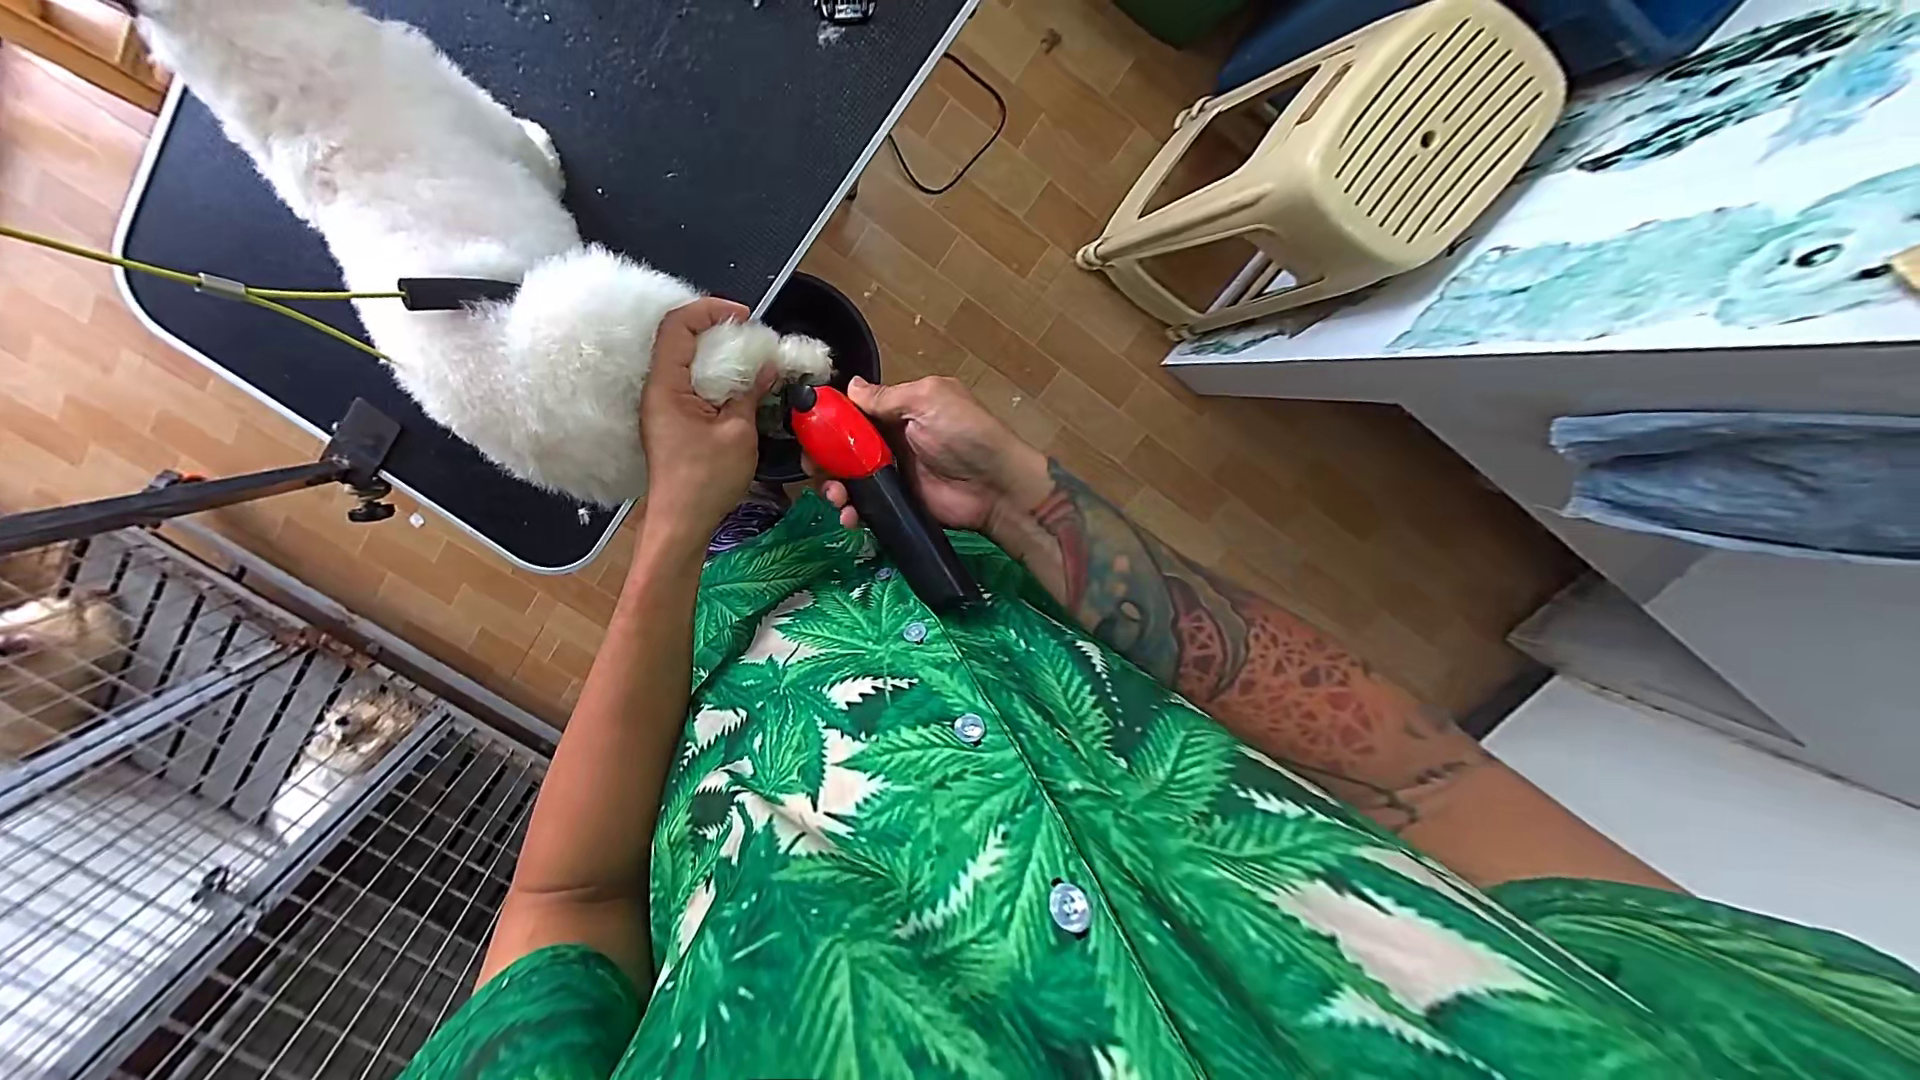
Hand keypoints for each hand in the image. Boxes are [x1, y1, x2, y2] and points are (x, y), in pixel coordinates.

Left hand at [639, 298, 777, 538]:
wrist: (682, 522)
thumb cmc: (706, 480)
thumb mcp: (739, 432)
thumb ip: (750, 393)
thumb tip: (766, 368)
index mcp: (666, 387)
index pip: (677, 326)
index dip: (709, 310)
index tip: (743, 316)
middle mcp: (657, 391)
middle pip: (679, 340)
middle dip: (718, 331)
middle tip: (751, 337)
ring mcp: (662, 407)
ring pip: (686, 363)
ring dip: (718, 356)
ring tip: (751, 360)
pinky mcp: (672, 422)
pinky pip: (691, 386)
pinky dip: (716, 378)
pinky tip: (740, 386)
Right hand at [814, 376, 1049, 536]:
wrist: (995, 488)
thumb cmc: (965, 434)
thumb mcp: (928, 400)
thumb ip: (887, 397)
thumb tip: (852, 386)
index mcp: (899, 409)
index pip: (853, 410)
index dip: (828, 419)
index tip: (808, 430)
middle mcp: (891, 439)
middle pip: (842, 446)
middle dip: (823, 457)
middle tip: (815, 468)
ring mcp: (893, 472)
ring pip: (848, 478)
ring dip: (833, 486)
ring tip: (836, 496)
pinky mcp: (897, 501)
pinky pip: (865, 504)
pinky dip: (852, 510)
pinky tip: (850, 515)